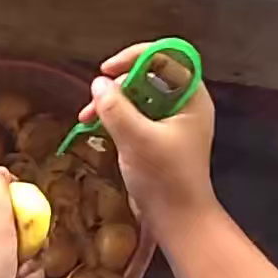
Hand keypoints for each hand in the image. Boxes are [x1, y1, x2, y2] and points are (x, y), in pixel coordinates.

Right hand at [77, 44, 217, 229]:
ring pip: (136, 98)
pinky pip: (133, 118)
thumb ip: (116, 108)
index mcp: (190, 98)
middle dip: (117, 85)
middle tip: (94, 101)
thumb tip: (98, 84)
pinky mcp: (155, 139)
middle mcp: (182, 105)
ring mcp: (169, 123)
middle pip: (147, 77)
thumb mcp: (137, 139)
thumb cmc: (165, 178)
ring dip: (111, 104)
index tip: (106, 71)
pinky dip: (114, 119)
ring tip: (87, 118)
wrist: (176, 219)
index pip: (165, 58)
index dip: (135, 58)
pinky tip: (94, 128)